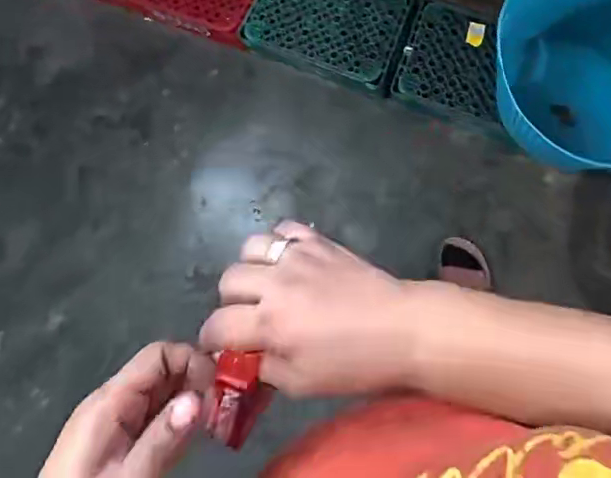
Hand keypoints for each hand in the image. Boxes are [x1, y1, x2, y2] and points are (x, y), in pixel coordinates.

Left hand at [39, 342, 210, 477]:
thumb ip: (162, 440)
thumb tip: (200, 397)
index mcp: (108, 400)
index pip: (160, 353)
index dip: (193, 363)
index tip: (218, 392)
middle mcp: (109, 402)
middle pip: (161, 370)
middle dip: (195, 382)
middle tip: (223, 411)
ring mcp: (108, 424)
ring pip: (158, 394)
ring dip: (187, 403)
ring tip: (212, 425)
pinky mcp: (109, 445)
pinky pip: (149, 418)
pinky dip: (173, 422)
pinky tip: (188, 440)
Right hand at [198, 221, 421, 397]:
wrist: (399, 326)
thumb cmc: (352, 364)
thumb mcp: (300, 383)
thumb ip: (264, 367)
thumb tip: (246, 357)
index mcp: (269, 322)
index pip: (217, 325)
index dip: (211, 340)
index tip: (221, 347)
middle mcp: (277, 281)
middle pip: (228, 279)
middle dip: (229, 301)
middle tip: (248, 315)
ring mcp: (298, 254)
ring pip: (251, 246)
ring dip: (251, 266)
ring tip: (266, 283)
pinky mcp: (319, 239)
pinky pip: (285, 228)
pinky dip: (279, 242)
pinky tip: (289, 260)